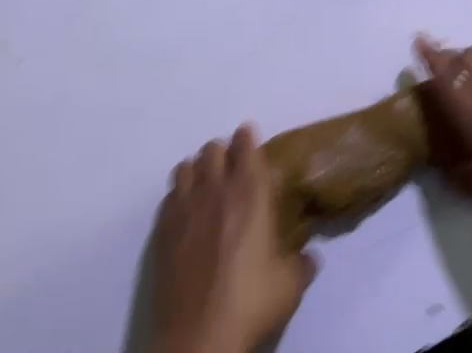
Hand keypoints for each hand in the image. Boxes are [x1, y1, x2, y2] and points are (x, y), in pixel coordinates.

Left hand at [150, 125, 316, 352]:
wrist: (199, 335)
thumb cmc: (250, 302)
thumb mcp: (290, 285)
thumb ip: (301, 262)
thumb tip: (309, 255)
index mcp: (249, 193)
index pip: (245, 146)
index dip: (247, 138)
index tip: (250, 138)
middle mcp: (214, 190)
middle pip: (212, 149)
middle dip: (223, 153)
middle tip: (232, 170)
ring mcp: (183, 207)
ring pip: (186, 166)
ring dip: (198, 170)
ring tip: (207, 186)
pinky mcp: (162, 228)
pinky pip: (170, 195)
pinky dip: (179, 195)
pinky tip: (187, 213)